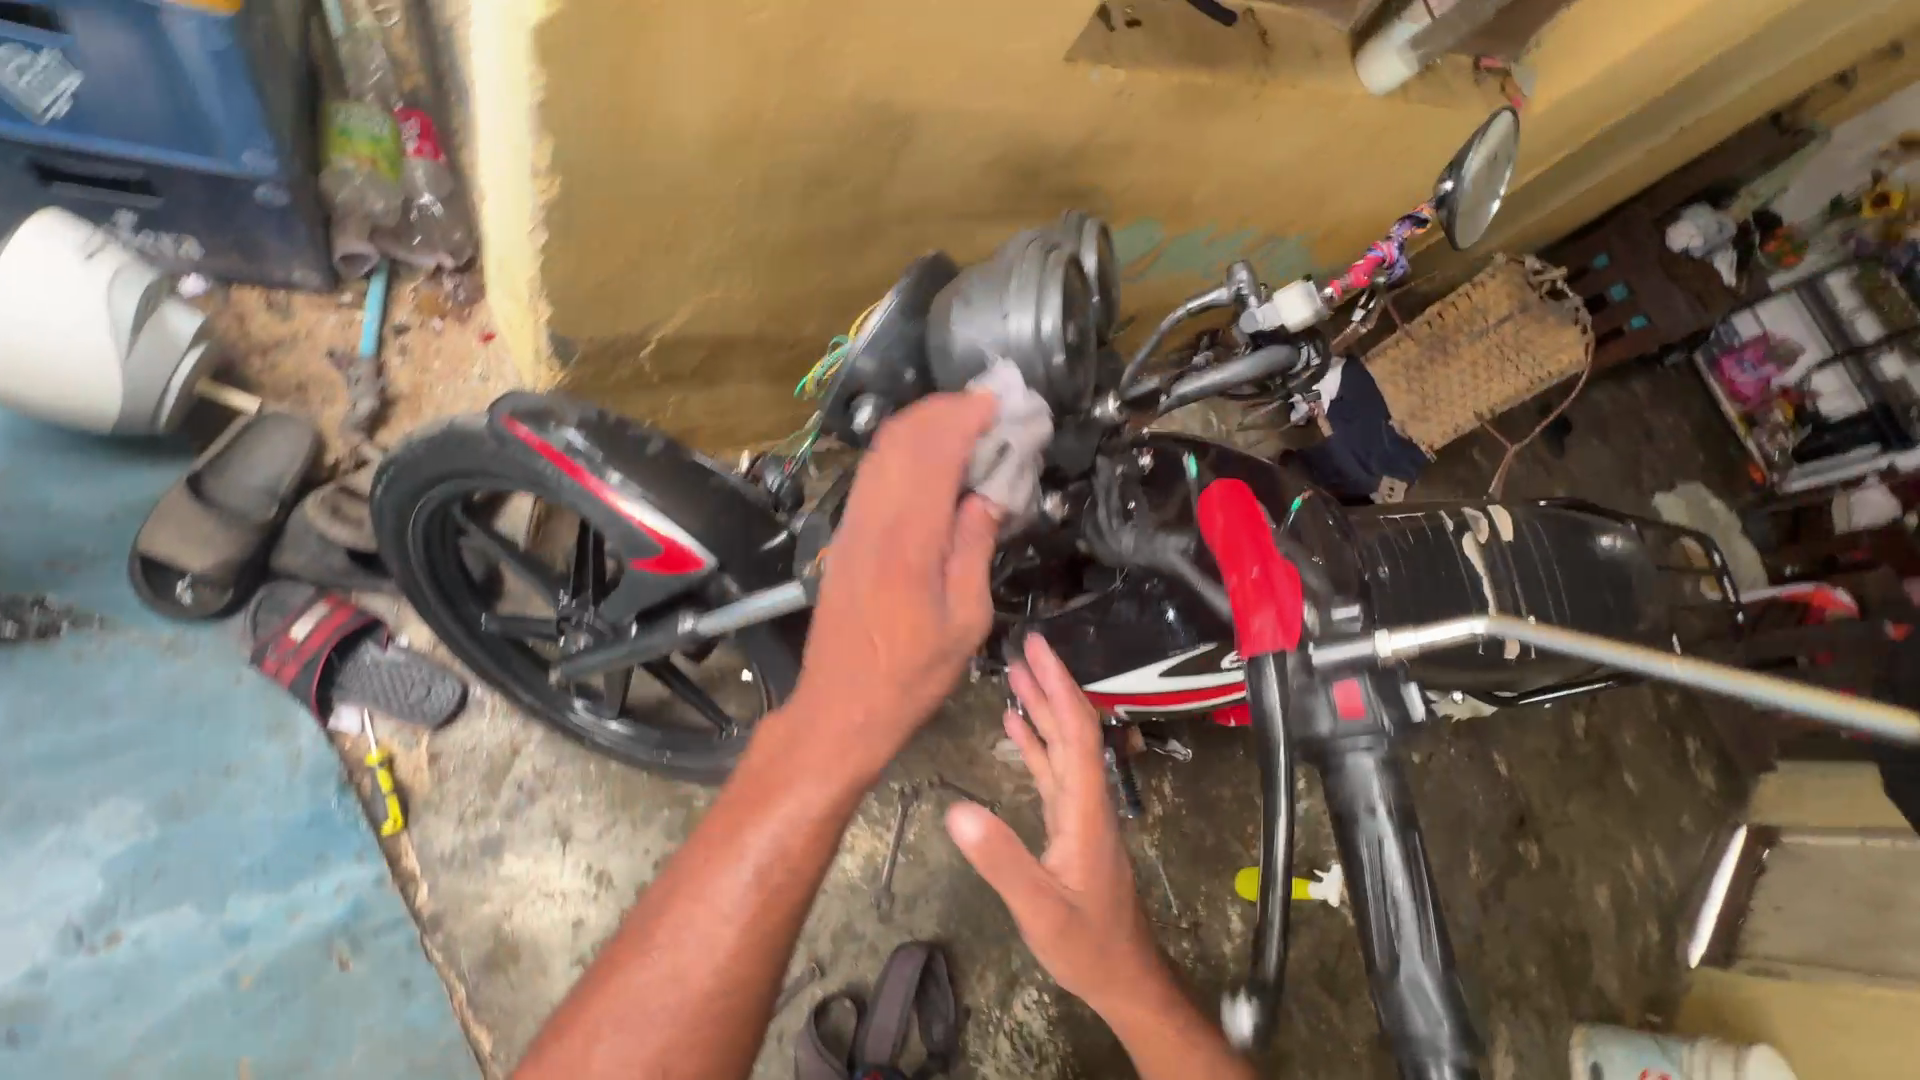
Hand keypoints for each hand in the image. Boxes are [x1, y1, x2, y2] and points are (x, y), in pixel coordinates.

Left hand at [789, 392, 1002, 770]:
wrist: (842, 704)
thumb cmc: (911, 674)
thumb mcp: (966, 621)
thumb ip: (974, 549)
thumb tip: (987, 497)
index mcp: (910, 541)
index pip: (934, 453)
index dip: (966, 417)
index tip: (997, 403)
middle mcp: (873, 521)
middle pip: (902, 439)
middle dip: (944, 410)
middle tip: (984, 406)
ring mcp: (851, 526)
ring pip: (881, 452)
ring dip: (920, 425)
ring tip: (961, 422)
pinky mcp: (843, 537)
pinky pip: (871, 475)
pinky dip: (900, 452)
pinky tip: (927, 459)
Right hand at [945, 635, 1166, 1013]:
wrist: (1123, 976)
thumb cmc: (1086, 943)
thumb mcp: (1039, 908)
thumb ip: (1000, 860)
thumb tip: (956, 809)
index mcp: (1085, 807)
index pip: (1077, 732)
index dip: (1059, 687)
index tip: (1039, 649)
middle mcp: (1087, 799)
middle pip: (1072, 729)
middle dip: (1050, 684)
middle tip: (1025, 646)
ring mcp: (1080, 812)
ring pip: (1062, 747)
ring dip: (1042, 709)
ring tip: (1015, 674)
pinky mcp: (1070, 825)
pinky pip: (1053, 772)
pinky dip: (1035, 744)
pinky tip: (1016, 728)